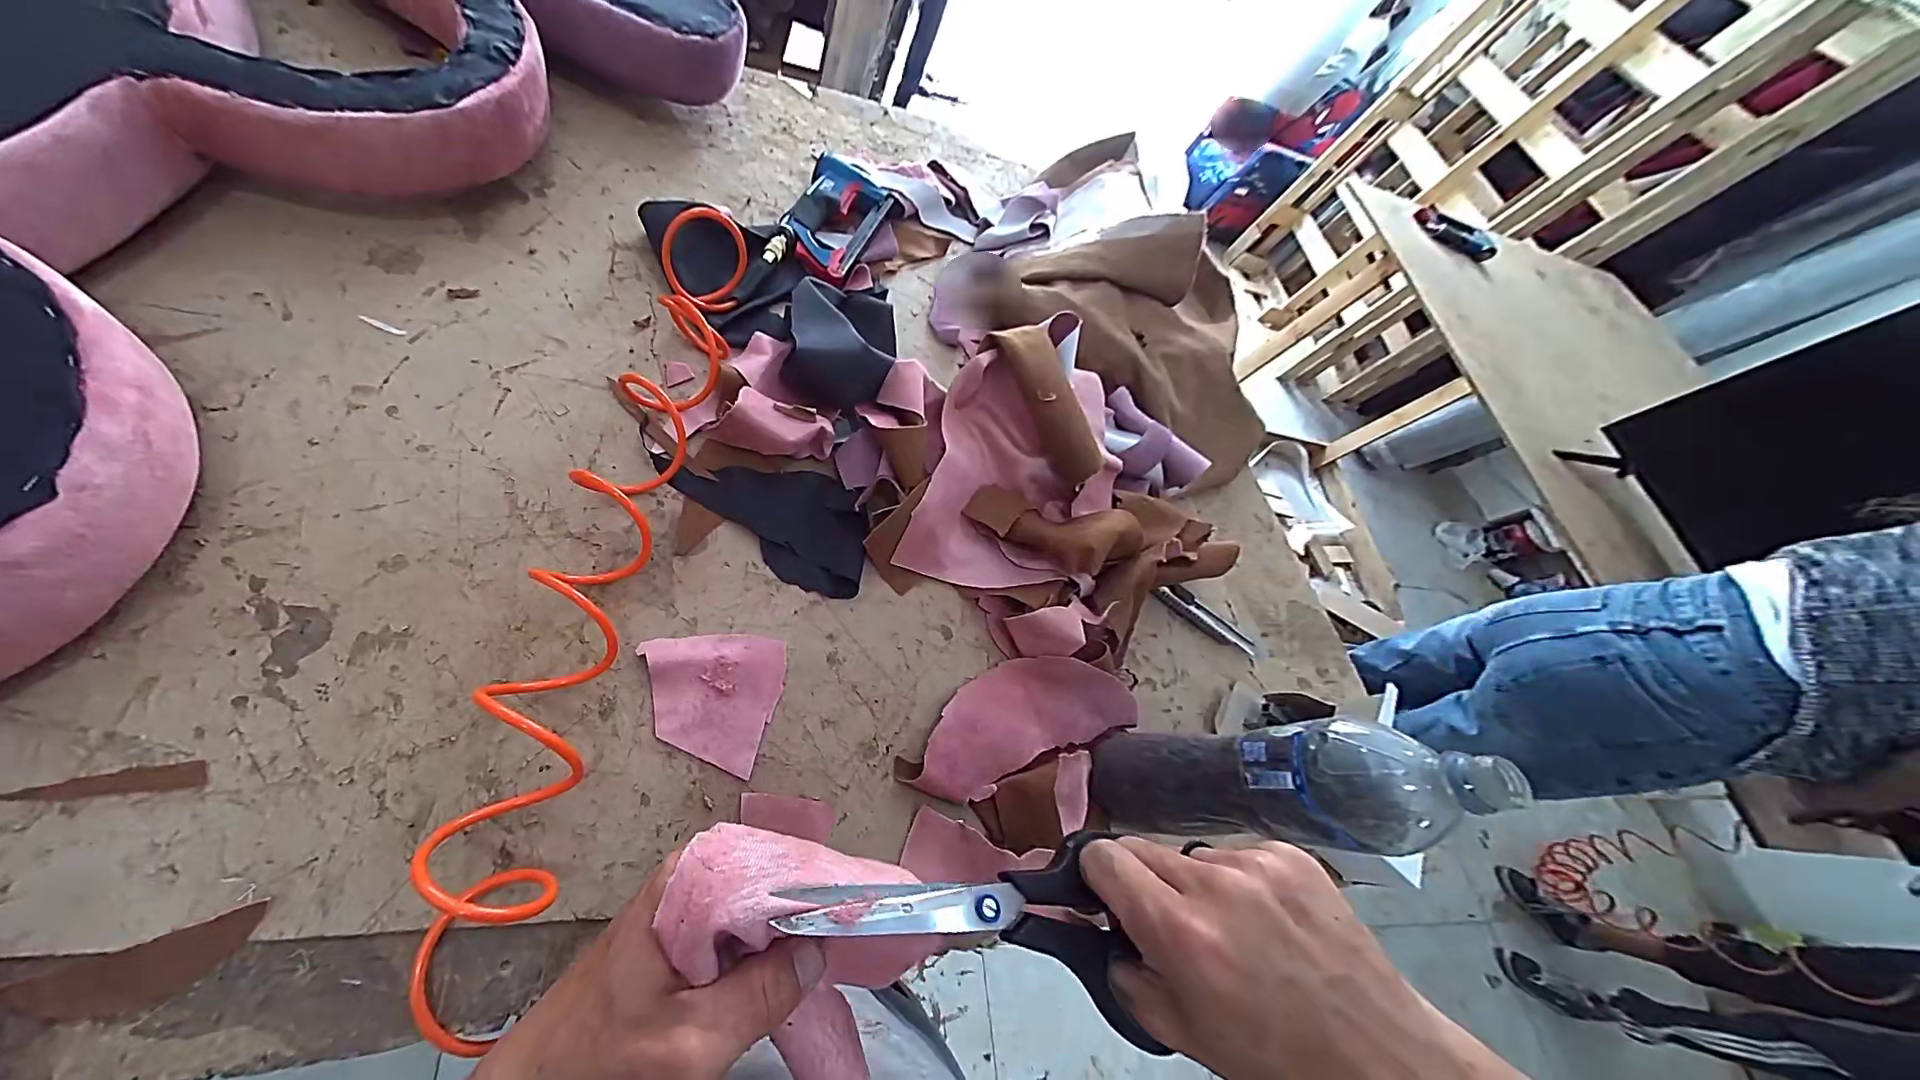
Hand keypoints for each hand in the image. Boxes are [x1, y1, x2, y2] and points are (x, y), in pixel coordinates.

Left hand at [475, 849, 826, 1079]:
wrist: (540, 1079)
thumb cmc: (605, 1059)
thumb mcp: (690, 1042)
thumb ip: (760, 994)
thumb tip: (819, 949)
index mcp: (688, 878)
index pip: (773, 862)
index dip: (820, 882)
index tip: (862, 901)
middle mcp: (692, 871)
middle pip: (773, 870)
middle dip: (814, 896)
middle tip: (859, 920)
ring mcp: (691, 893)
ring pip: (763, 890)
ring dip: (800, 913)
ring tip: (843, 928)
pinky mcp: (691, 918)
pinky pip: (748, 912)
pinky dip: (777, 930)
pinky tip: (800, 947)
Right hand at [1081, 838, 1524, 1079]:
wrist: (1375, 1053)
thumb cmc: (1269, 1052)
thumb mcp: (1178, 1030)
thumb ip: (1121, 970)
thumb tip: (1096, 924)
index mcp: (1180, 929)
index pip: (1104, 856)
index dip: (1094, 872)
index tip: (1102, 892)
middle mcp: (1214, 882)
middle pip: (1141, 846)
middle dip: (1140, 878)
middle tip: (1163, 916)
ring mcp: (1257, 861)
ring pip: (1190, 853)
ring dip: (1191, 881)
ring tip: (1228, 924)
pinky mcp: (1291, 854)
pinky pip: (1236, 853)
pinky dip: (1237, 879)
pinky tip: (1264, 916)